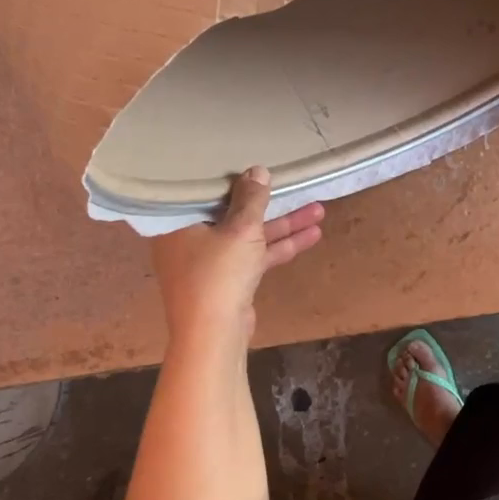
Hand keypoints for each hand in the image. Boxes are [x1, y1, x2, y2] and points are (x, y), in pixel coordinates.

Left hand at [151, 166, 324, 346]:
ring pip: (250, 236)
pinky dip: (280, 246)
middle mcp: (190, 241)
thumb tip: (258, 170)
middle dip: (271, 205)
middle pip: (233, 214)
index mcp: (179, 225)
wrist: (214, 333)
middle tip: (297, 187)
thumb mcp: (240, 230)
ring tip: (319, 211)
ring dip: (284, 225)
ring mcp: (211, 263)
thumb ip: (252, 199)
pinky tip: (311, 236)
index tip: (254, 166)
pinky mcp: (229, 281)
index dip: (232, 179)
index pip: (204, 193)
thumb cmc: (218, 274)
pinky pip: (255, 255)